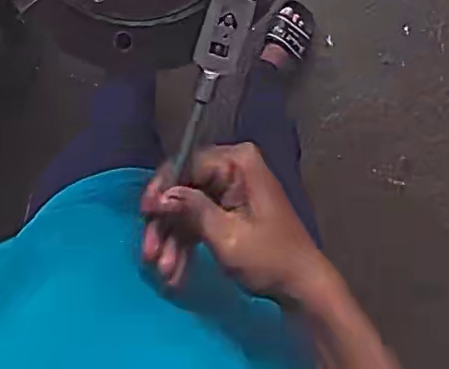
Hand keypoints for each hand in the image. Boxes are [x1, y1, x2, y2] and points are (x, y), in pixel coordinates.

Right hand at [140, 143, 333, 300]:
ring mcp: (231, 187)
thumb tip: (161, 195)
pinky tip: (175, 272)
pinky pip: (200, 218)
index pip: (189, 163)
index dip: (164, 187)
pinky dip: (187, 243)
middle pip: (186, 186)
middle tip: (150, 252)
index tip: (145, 213)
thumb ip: (193, 211)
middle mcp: (233, 166)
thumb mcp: (227, 237)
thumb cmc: (270, 258)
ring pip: (189, 206)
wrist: (303, 287)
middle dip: (167, 222)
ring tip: (163, 271)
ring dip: (174, 238)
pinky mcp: (229, 208)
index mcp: (239, 160)